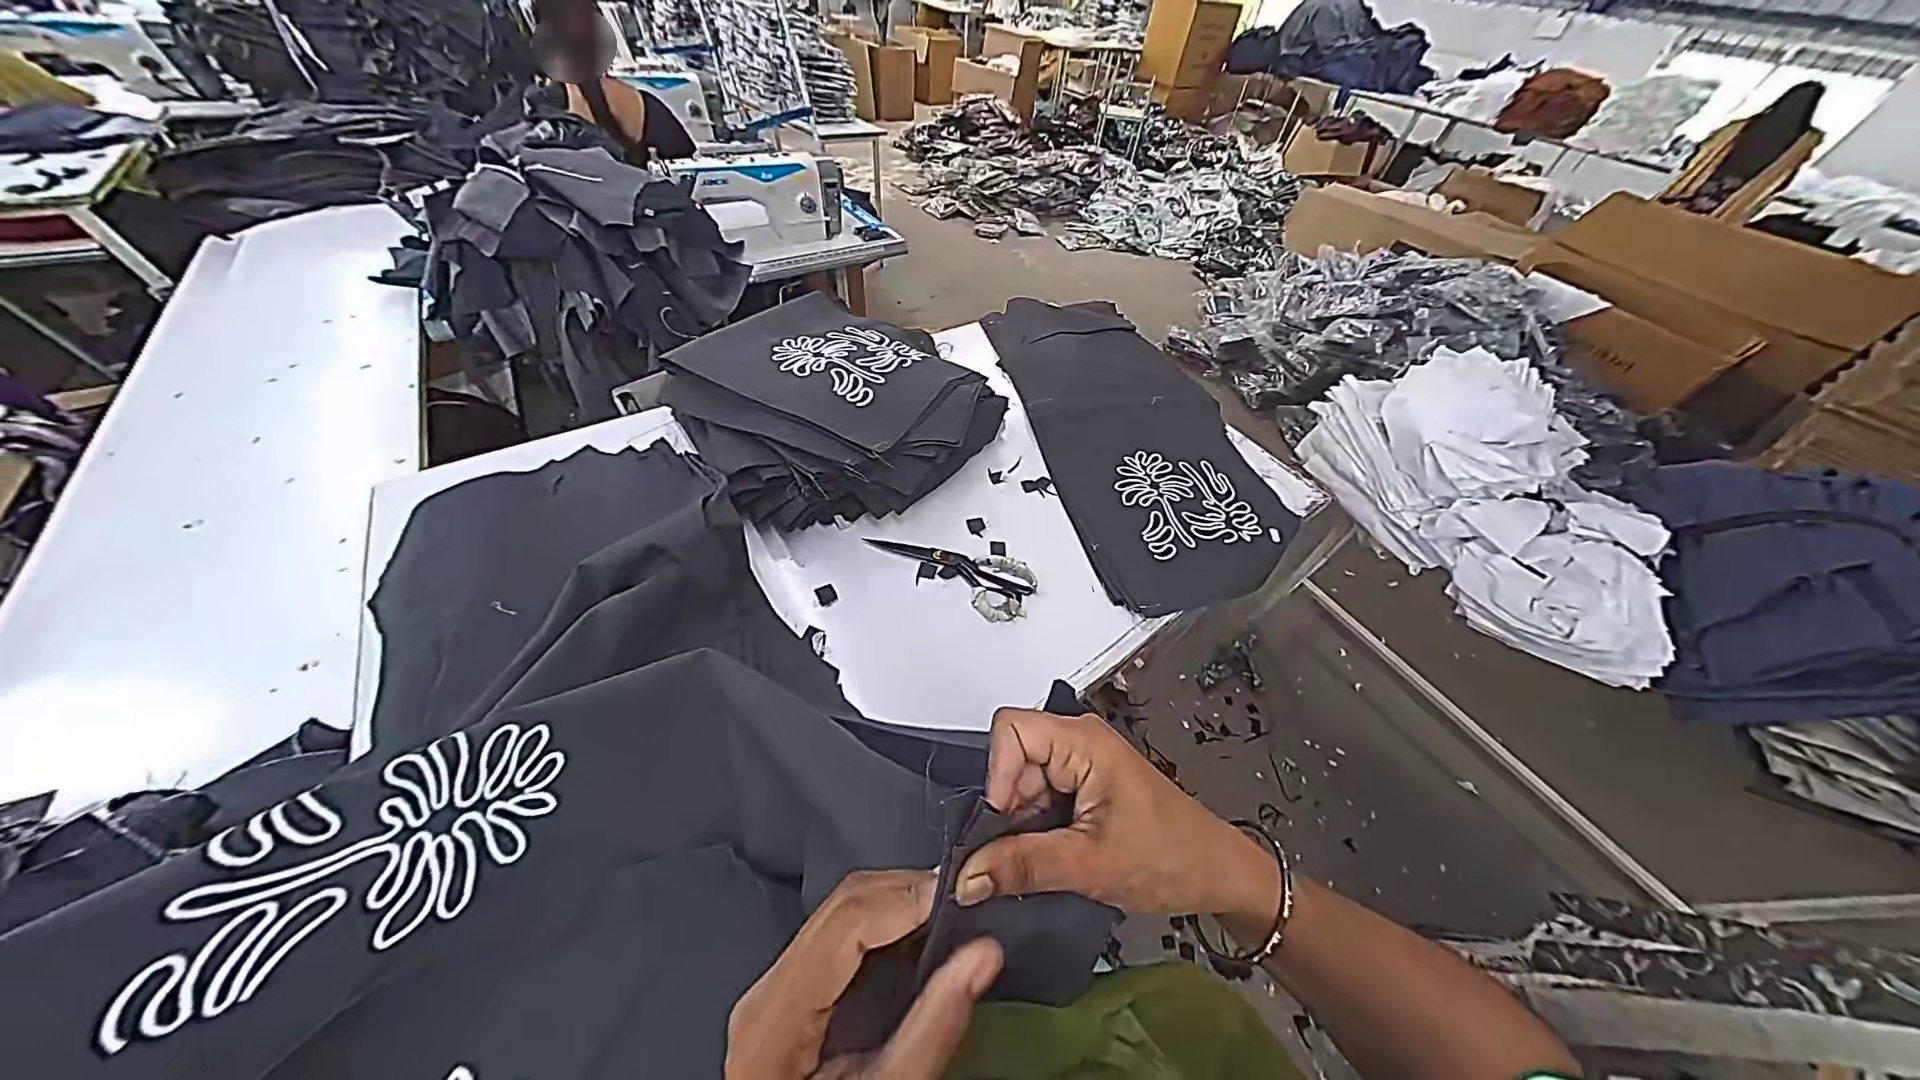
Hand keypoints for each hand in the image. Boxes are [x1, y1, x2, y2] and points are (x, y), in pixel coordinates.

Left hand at [726, 870, 1004, 1079]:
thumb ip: (934, 1025)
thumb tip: (982, 955)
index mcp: (776, 1016)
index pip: (846, 920)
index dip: (906, 897)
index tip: (959, 894)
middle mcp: (767, 990)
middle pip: (842, 904)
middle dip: (907, 892)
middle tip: (962, 898)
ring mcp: (773, 988)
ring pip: (841, 910)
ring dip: (897, 902)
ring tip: (945, 913)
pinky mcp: (789, 992)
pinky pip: (837, 933)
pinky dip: (883, 922)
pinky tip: (915, 934)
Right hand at [955, 708, 1281, 927]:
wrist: (1215, 873)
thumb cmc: (1176, 854)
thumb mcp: (1089, 865)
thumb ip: (1022, 866)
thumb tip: (970, 872)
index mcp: (1084, 741)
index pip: (1010, 727)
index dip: (998, 772)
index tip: (1005, 817)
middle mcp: (1080, 742)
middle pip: (1012, 756)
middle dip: (1011, 805)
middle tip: (1029, 846)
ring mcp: (1080, 761)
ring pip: (1020, 779)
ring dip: (1024, 820)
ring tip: (1054, 851)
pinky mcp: (1081, 781)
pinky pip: (1037, 793)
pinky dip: (1036, 824)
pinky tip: (1057, 849)